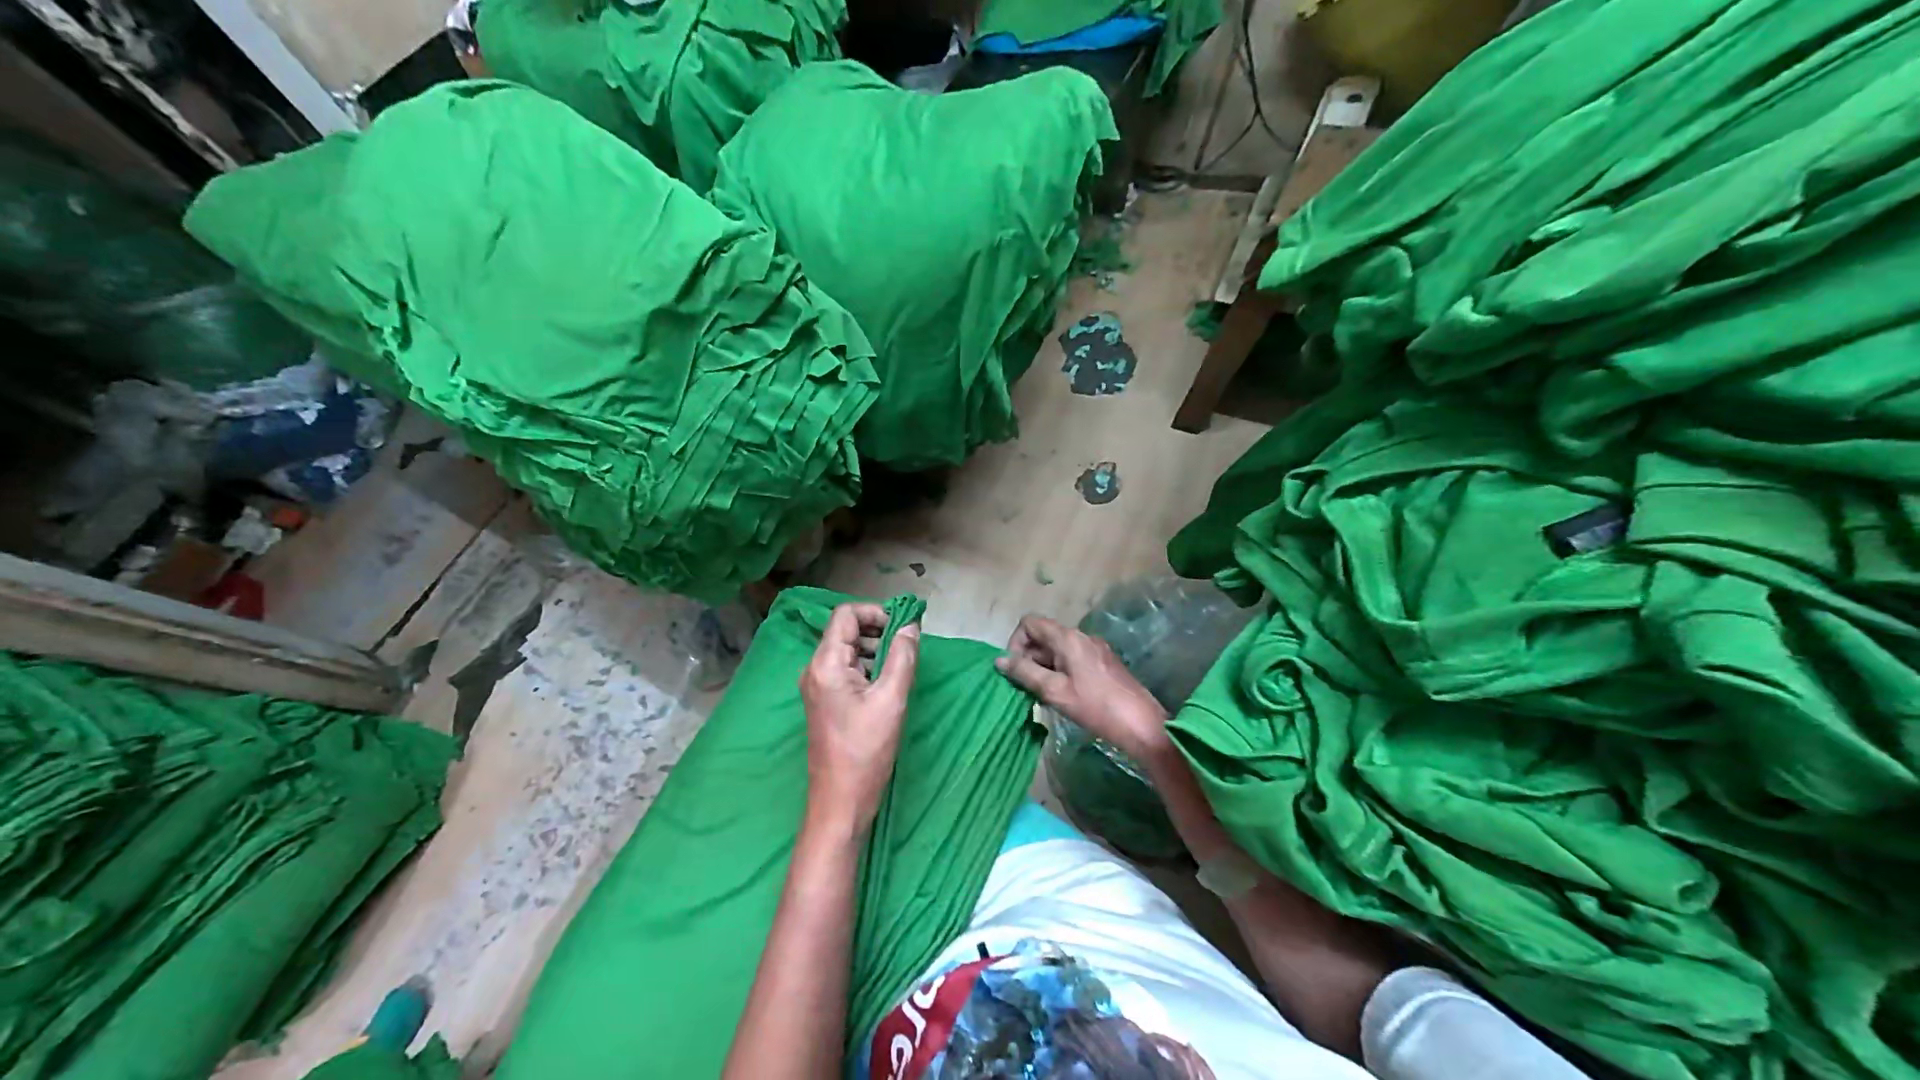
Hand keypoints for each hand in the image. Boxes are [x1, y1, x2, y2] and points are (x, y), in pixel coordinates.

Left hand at [798, 603, 919, 832]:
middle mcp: (815, 669)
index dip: (876, 613)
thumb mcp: (891, 699)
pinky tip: (888, 685)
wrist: (840, 802)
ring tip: (901, 667)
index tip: (904, 627)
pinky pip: (847, 670)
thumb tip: (911, 625)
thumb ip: (902, 656)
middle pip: (846, 630)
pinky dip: (869, 668)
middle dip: (878, 630)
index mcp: (825, 664)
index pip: (846, 614)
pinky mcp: (825, 701)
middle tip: (908, 646)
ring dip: (876, 650)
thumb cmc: (865, 751)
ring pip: (848, 650)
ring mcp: (818, 686)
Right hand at [995, 615, 1169, 763]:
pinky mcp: (1102, 664)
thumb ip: (1025, 673)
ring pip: (1056, 651)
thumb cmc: (1096, 707)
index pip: (1030, 623)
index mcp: (1068, 638)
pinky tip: (1061, 697)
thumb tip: (999, 660)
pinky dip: (1058, 673)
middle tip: (1026, 689)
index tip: (1015, 669)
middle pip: (1043, 637)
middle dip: (1028, 659)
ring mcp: (1093, 650)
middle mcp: (1080, 637)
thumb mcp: (1054, 691)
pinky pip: (1071, 660)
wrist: (1141, 724)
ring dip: (1042, 669)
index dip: (1016, 642)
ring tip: (1042, 697)